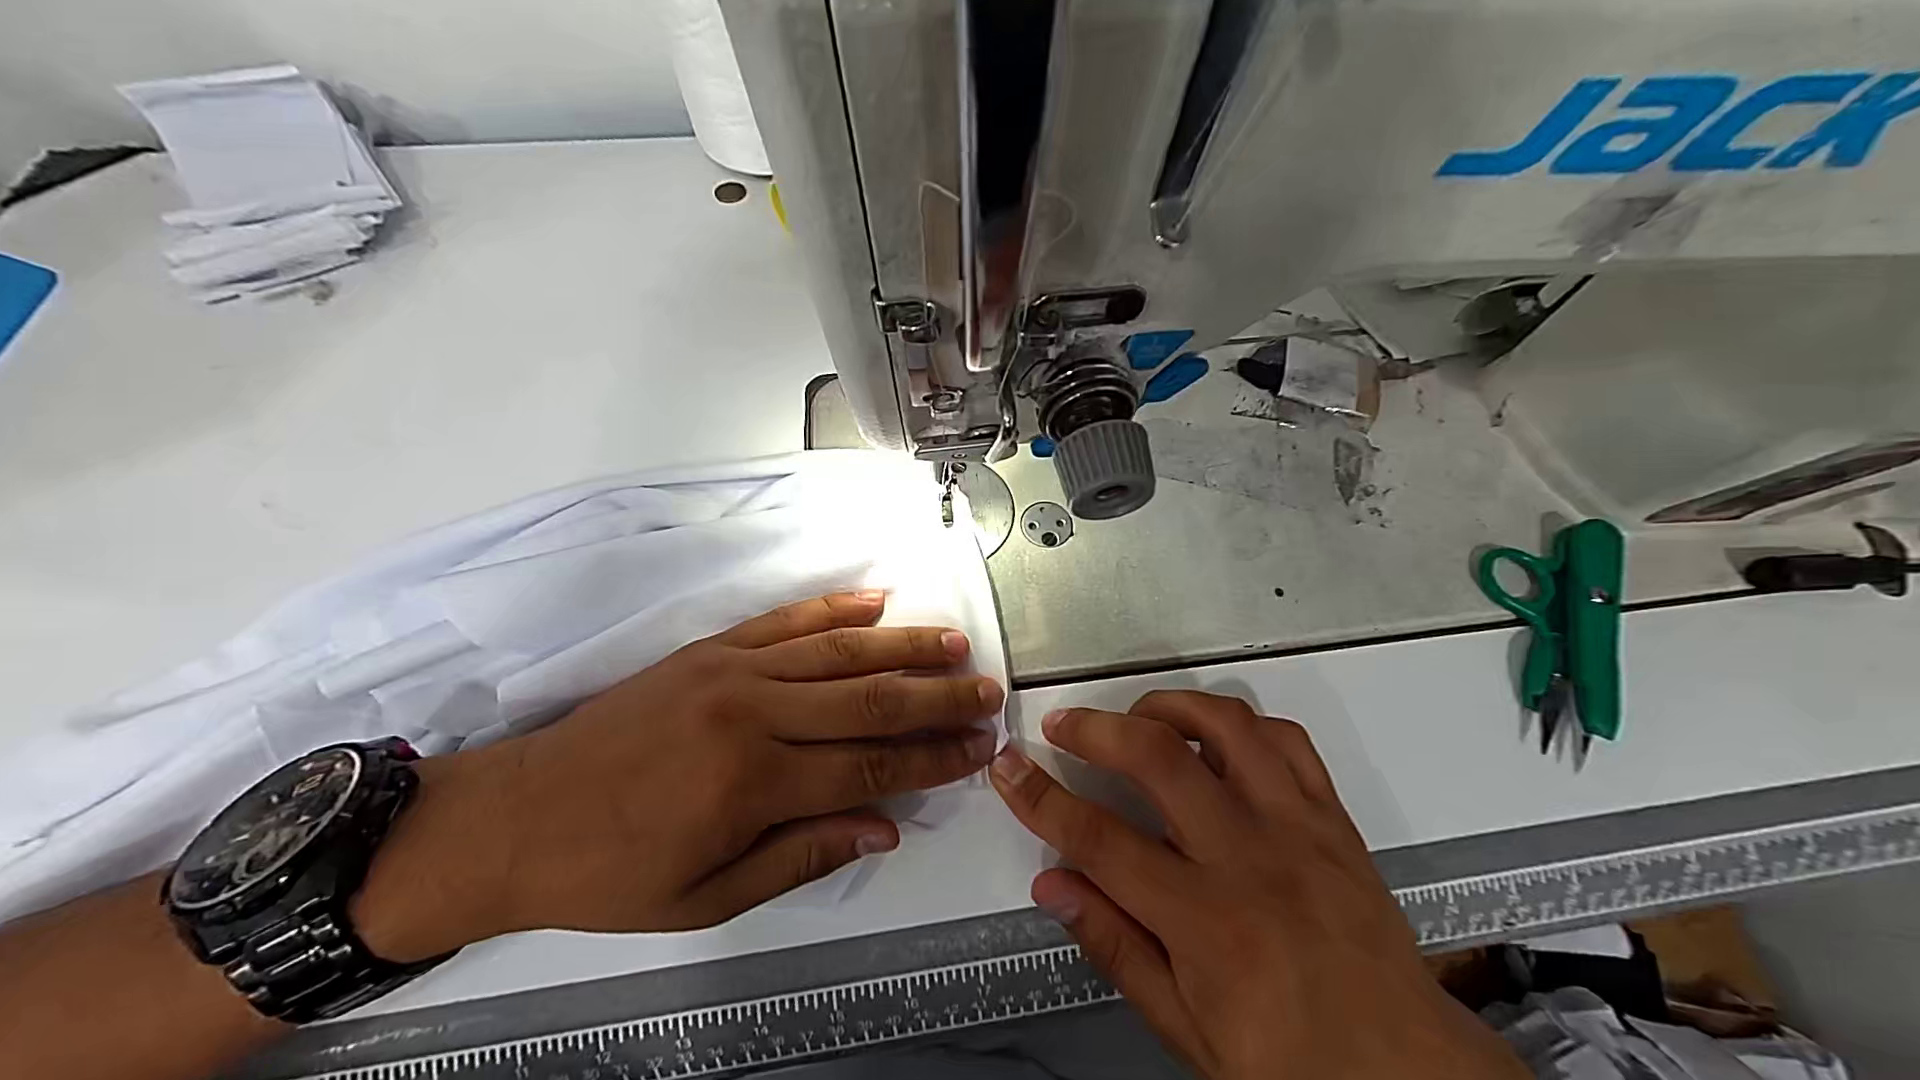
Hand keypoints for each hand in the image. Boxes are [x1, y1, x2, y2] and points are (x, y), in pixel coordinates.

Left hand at [354, 591, 1002, 957]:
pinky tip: (877, 599)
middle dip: (937, 697)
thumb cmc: (610, 872)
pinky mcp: (710, 648)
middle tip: (988, 691)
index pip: (870, 767)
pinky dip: (836, 608)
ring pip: (838, 650)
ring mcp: (732, 670)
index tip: (979, 750)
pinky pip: (786, 621)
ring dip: (902, 645)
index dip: (932, 760)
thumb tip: (884, 829)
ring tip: (953, 642)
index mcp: (753, 784)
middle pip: (868, 699)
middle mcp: (752, 714)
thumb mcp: (706, 899)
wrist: (517, 814)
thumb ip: (801, 857)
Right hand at [988, 691, 1527, 1079]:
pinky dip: (1239, 722)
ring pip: (1225, 726)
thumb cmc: (1290, 1062)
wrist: (1409, 1077)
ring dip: (1167, 705)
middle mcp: (1250, 856)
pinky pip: (1285, 739)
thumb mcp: (1185, 1026)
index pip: (1099, 840)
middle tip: (1061, 725)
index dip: (1040, 798)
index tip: (1007, 768)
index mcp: (1206, 920)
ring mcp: (1298, 826)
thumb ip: (1113, 944)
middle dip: (1094, 729)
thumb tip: (1050, 884)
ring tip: (1134, 716)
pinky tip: (1213, 734)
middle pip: (1157, 757)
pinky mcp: (1333, 817)